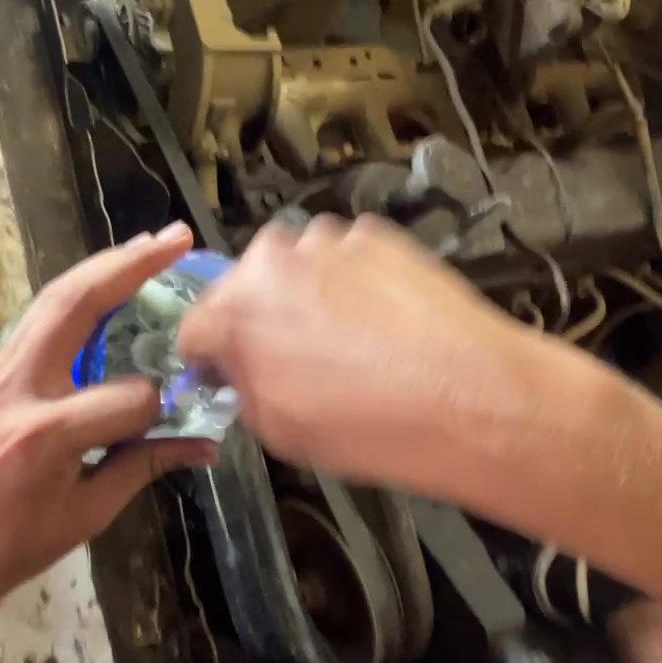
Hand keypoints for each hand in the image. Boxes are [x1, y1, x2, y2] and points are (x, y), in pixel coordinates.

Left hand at [0, 223, 219, 636]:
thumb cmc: (10, 548)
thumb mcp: (86, 515)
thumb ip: (144, 466)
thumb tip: (205, 444)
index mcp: (44, 435)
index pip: (129, 399)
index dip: (163, 411)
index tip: (181, 423)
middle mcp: (17, 388)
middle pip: (75, 304)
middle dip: (128, 265)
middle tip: (175, 238)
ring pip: (52, 299)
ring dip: (101, 267)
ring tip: (146, 246)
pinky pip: (38, 319)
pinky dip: (76, 294)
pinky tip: (102, 285)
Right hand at [177, 215, 628, 503]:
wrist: (467, 396)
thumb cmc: (364, 424)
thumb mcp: (276, 428)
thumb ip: (240, 386)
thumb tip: (238, 367)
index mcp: (235, 311)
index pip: (194, 328)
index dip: (209, 356)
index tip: (226, 372)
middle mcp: (272, 261)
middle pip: (246, 287)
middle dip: (260, 317)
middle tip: (294, 357)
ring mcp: (327, 240)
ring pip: (298, 267)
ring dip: (308, 294)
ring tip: (349, 340)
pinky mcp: (375, 234)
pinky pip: (345, 258)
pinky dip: (353, 281)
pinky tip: (382, 320)